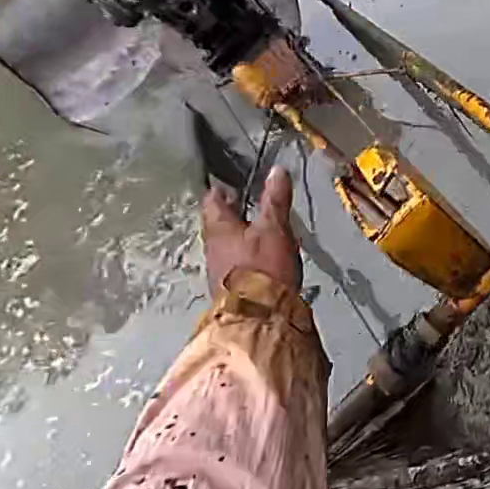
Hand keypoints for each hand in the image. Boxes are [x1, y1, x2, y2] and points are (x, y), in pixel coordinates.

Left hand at [202, 166, 300, 295]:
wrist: (258, 316)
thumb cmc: (262, 268)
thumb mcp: (274, 228)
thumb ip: (275, 200)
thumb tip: (276, 172)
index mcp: (218, 228)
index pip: (213, 200)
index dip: (222, 190)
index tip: (230, 185)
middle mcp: (212, 248)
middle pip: (218, 225)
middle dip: (232, 216)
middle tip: (244, 208)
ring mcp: (218, 271)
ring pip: (227, 247)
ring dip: (240, 240)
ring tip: (257, 236)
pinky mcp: (230, 291)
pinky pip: (235, 268)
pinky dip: (246, 261)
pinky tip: (260, 264)